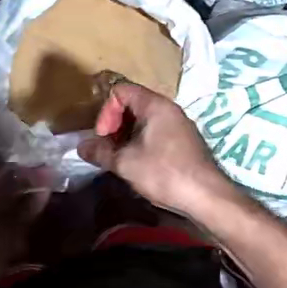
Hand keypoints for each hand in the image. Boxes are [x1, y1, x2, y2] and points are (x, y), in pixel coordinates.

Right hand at [77, 81, 240, 217]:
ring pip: (143, 121)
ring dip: (126, 137)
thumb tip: (81, 146)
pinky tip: (137, 165)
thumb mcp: (126, 163)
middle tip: (108, 149)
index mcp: (155, 105)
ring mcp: (178, 125)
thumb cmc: (164, 173)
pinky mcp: (183, 142)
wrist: (205, 196)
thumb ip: (100, 152)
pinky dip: (141, 143)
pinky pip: (155, 133)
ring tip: (119, 159)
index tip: (104, 136)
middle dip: (114, 125)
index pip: (121, 91)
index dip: (106, 112)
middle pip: (132, 104)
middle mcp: (169, 109)